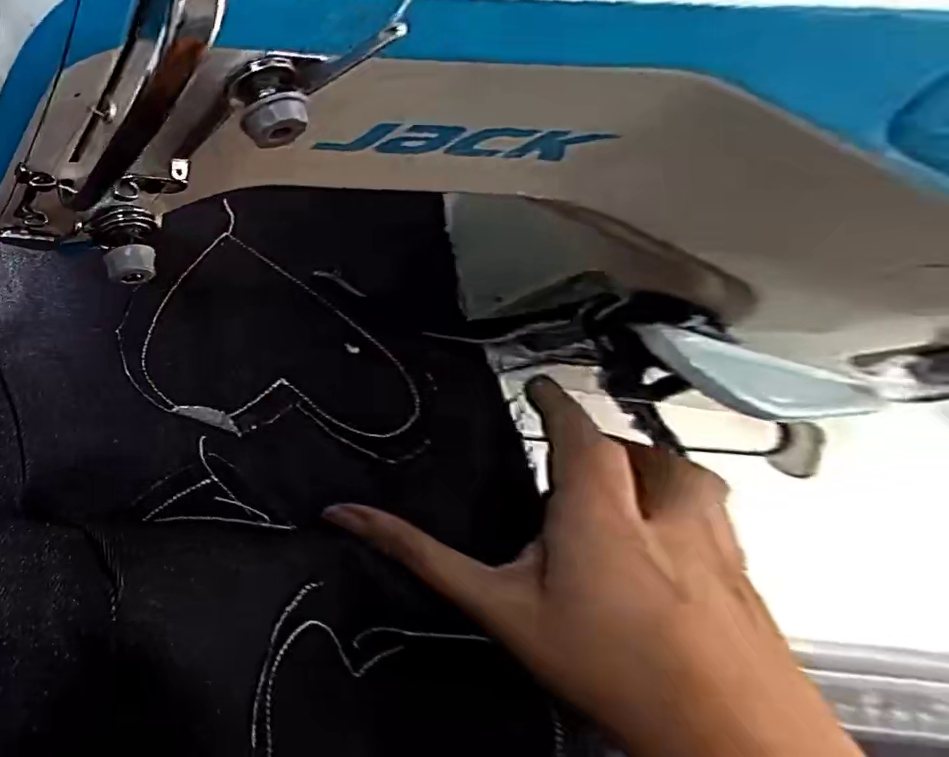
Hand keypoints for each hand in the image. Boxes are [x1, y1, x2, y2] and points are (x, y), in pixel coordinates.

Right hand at [323, 376, 856, 756]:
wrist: (742, 751)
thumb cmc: (623, 679)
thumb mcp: (498, 608)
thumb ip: (422, 555)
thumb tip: (353, 518)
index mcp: (600, 519)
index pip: (582, 435)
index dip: (559, 403)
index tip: (541, 388)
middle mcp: (669, 528)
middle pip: (653, 454)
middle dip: (614, 438)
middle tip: (582, 439)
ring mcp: (722, 561)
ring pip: (701, 486)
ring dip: (662, 469)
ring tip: (629, 479)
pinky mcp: (754, 596)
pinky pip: (727, 532)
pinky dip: (692, 517)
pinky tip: (670, 550)